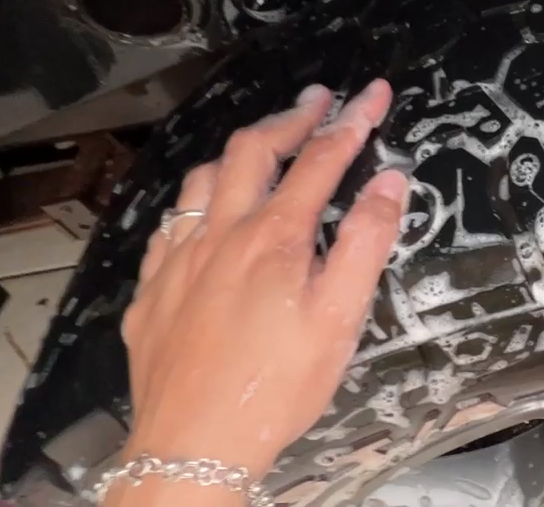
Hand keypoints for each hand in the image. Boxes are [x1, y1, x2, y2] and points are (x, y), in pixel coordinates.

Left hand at [114, 79, 407, 494]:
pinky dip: (199, 199)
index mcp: (274, 237)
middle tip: (321, 98)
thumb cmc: (280, 383)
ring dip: (241, 151)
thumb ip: (367, 240)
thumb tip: (391, 179)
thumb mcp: (342, 315)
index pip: (321, 158)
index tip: (377, 91)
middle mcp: (221, 234)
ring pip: (202, 179)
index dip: (353, 119)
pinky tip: (209, 212)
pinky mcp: (151, 293)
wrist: (191, 452)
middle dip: (293, 116)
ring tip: (269, 144)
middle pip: (253, 151)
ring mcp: (178, 261)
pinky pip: (171, 224)